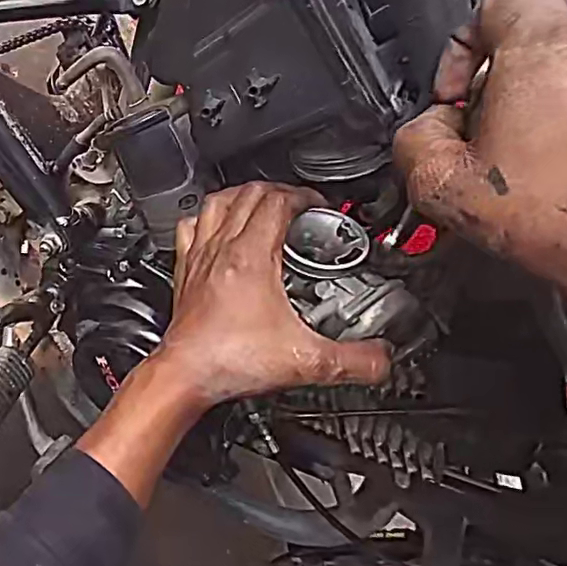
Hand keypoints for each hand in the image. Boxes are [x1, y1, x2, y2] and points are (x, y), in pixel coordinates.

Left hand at [143, 181, 391, 410]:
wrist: (185, 374)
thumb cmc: (227, 360)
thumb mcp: (306, 361)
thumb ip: (354, 361)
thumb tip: (382, 358)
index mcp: (249, 257)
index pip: (278, 202)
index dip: (305, 197)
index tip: (320, 208)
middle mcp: (220, 250)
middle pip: (248, 194)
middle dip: (279, 191)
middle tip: (300, 206)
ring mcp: (199, 257)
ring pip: (215, 204)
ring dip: (242, 196)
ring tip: (261, 203)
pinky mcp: (185, 272)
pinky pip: (190, 227)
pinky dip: (206, 218)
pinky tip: (216, 226)